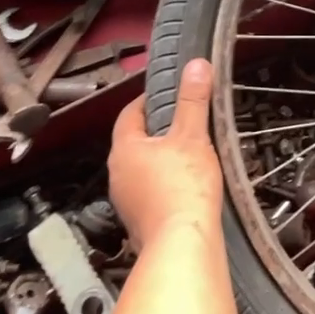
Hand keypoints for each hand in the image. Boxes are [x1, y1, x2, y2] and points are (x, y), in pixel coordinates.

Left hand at [108, 58, 223, 251]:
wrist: (183, 246)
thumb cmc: (183, 191)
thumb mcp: (192, 135)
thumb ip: (193, 100)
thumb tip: (196, 67)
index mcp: (124, 149)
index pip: (129, 113)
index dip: (148, 101)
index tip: (166, 94)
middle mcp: (118, 175)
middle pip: (135, 141)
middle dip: (158, 130)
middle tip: (184, 121)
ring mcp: (127, 201)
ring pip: (142, 168)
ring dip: (162, 159)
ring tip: (190, 153)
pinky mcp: (140, 221)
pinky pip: (150, 192)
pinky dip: (165, 184)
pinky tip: (188, 185)